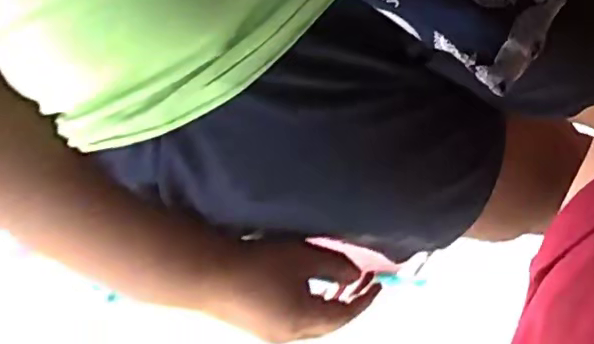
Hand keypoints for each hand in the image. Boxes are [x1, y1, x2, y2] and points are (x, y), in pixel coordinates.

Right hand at [197, 239, 378, 341]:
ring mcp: (273, 335)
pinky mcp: (261, 328)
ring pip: (314, 326)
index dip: (365, 300)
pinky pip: (299, 323)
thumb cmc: (264, 264)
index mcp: (302, 321)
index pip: (343, 317)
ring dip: (333, 306)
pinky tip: (318, 289)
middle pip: (330, 326)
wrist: (213, 277)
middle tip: (367, 280)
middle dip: (351, 304)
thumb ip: (336, 267)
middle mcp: (290, 336)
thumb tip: (357, 277)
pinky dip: (316, 308)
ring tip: (346, 282)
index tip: (380, 282)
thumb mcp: (306, 258)